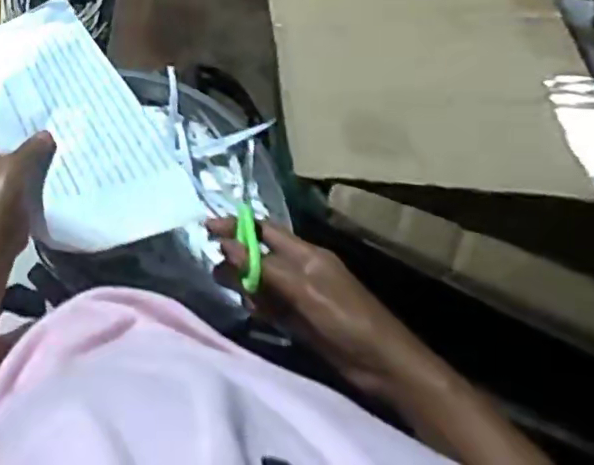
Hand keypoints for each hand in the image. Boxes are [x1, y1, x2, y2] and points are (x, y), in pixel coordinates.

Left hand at [0, 132, 54, 254]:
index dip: (21, 121)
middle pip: (14, 146)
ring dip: (41, 160)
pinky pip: (30, 182)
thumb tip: (46, 133)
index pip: (2, 127)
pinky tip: (62, 172)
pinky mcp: (13, 197)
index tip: (44, 113)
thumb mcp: (15, 165)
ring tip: (66, 146)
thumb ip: (32, 148)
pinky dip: (42, 178)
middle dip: (35, 141)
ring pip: (24, 164)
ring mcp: (1, 181)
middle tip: (61, 129)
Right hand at [207, 216, 434, 397]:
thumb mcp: (304, 290)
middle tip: (217, 270)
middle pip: (258, 255)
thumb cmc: (348, 319)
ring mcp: (299, 295)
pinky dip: (258, 305)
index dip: (236, 225)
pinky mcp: (299, 319)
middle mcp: (299, 269)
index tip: (207, 227)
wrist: (387, 369)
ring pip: (260, 281)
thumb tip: (224, 243)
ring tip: (234, 292)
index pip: (263, 229)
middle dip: (236, 259)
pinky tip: (254, 312)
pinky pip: (269, 304)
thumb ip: (263, 267)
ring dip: (245, 284)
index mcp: (305, 253)